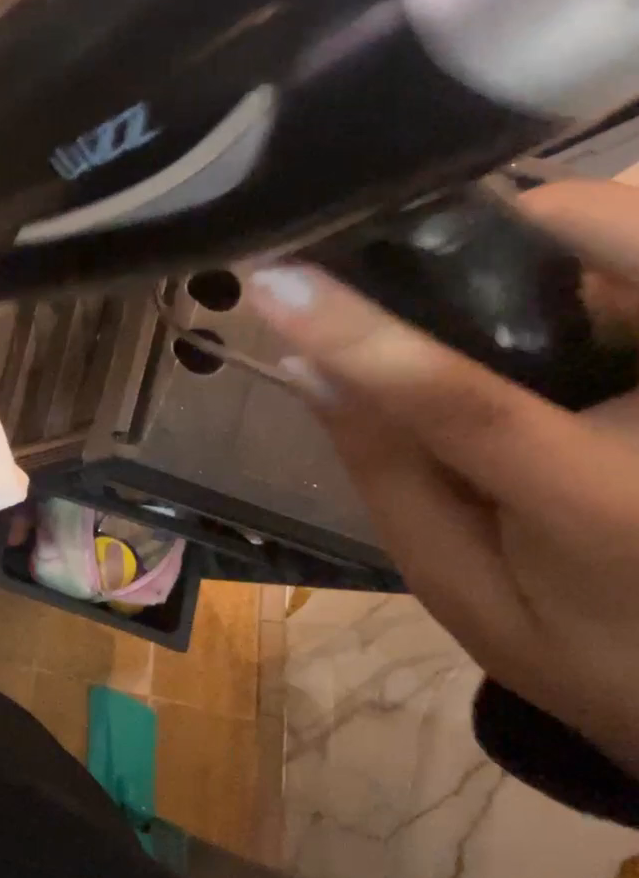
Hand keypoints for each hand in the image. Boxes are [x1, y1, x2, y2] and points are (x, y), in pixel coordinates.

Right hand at [244, 180, 638, 775]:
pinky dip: (598, 265)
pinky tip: (557, 317)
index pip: (466, 403)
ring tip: (503, 295)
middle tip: (436, 258)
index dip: (361, 334)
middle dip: (521, 228)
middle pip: (624, 255)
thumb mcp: (463, 587)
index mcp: (611, 509)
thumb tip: (309, 366)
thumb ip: (387, 476)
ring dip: (565, 242)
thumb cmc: (597, 650)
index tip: (273, 278)